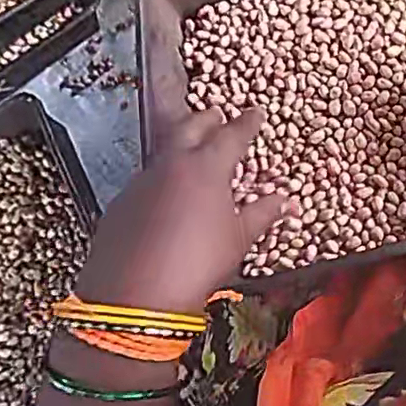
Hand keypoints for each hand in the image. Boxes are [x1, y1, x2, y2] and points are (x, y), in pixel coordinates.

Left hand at [73, 107, 285, 315]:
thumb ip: (262, 214)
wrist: (137, 292)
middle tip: (218, 115)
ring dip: (181, 145)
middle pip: (190, 127)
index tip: (256, 113)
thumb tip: (282, 201)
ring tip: (194, 151)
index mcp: (206, 167)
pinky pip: (147, 178)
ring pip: (165, 152)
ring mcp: (142, 180)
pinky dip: (163, 177)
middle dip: (207, 119)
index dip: (247, 123)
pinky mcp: (122, 201)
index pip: (232, 134)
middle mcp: (172, 164)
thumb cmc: (198, 262)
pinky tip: (169, 194)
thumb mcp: (238, 239)